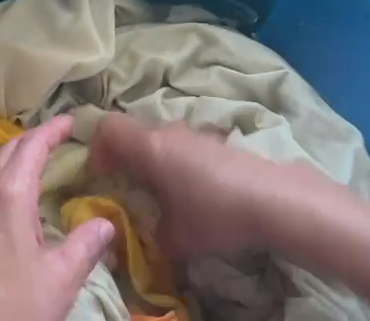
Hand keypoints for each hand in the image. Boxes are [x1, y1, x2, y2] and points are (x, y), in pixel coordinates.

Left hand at [0, 116, 115, 320]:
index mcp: (10, 194)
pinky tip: (20, 198)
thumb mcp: (59, 280)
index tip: (72, 120)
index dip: (52, 130)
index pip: (32, 146)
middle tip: (60, 137)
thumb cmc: (12, 306)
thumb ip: (84, 246)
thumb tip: (105, 223)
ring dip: (19, 157)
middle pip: (10, 150)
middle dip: (35, 138)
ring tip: (42, 161)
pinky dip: (8, 177)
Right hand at [91, 114, 315, 258]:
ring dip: (153, 159)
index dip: (97, 148)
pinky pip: (183, 145)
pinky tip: (194, 192)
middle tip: (128, 187)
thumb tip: (148, 241)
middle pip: (132, 131)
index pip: (107, 127)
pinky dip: (177, 162)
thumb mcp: (177, 238)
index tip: (101, 176)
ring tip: (162, 193)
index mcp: (148, 146)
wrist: (272, 198)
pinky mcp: (216, 140)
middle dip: (124, 156)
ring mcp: (193, 132)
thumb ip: (154, 236)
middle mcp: (166, 130)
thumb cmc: (214, 213)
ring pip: (159, 137)